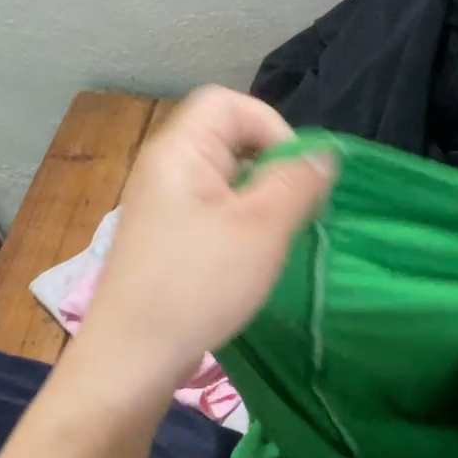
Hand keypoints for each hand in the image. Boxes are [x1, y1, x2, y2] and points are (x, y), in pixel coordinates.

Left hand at [73, 86, 335, 396]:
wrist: (134, 354)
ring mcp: (159, 205)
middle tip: (294, 208)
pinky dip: (237, 223)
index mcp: (179, 150)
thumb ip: (297, 182)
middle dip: (270, 166)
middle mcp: (162, 168)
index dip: (273, 127)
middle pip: (225, 138)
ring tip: (276, 236)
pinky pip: (208, 211)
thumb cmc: (200, 284)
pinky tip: (249, 259)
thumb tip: (323, 155)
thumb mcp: (262, 228)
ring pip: (220, 179)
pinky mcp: (162, 240)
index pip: (230, 103)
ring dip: (257, 199)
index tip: (299, 175)